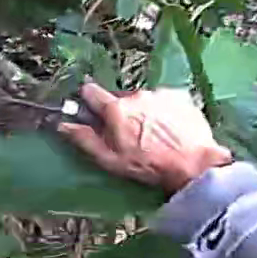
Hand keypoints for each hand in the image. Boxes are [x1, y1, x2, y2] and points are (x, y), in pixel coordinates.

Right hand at [58, 82, 232, 192]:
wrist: (194, 165)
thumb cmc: (147, 165)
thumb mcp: (109, 159)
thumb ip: (84, 139)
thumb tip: (62, 124)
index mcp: (116, 109)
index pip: (90, 91)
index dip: (88, 101)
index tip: (91, 112)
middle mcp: (136, 94)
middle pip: (118, 98)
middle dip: (119, 112)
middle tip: (127, 134)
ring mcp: (160, 93)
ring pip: (141, 99)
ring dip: (141, 111)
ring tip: (151, 134)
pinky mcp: (180, 96)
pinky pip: (162, 99)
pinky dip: (161, 110)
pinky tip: (167, 129)